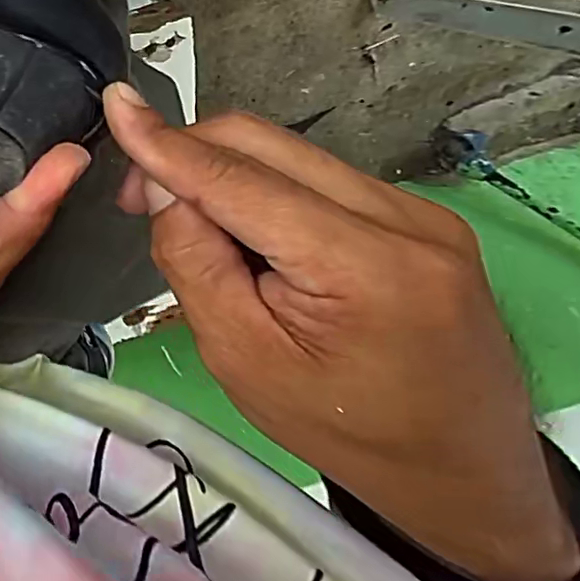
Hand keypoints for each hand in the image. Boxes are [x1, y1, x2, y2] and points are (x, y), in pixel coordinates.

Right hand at [103, 85, 579, 580]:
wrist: (464, 477)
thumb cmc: (342, 429)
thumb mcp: (239, 357)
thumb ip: (194, 260)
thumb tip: (164, 185)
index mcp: (367, 267)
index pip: (238, 180)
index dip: (167, 143)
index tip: (115, 103)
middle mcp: (403, 218)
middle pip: (260, 142)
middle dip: (184, 152)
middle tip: (137, 200)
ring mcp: (415, 209)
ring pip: (281, 149)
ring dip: (216, 169)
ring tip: (193, 226)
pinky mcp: (411, 212)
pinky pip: (306, 171)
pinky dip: (253, 184)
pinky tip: (245, 232)